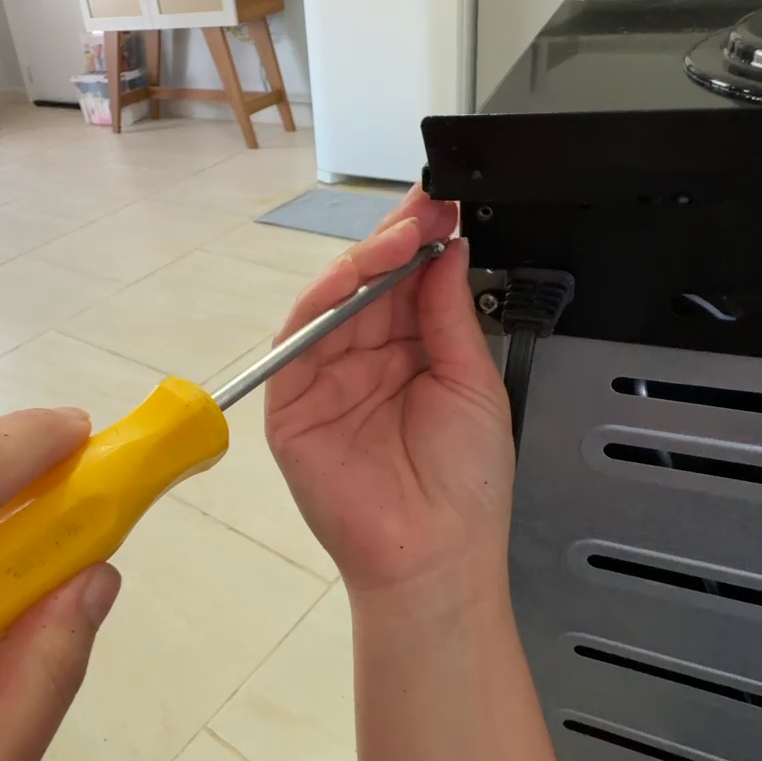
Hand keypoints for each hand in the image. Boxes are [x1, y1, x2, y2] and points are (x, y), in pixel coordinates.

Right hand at [265, 192, 512, 593]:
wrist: (433, 556)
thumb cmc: (464, 483)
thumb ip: (448, 316)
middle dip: (396, 239)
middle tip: (428, 205)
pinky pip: (300, 338)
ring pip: (330, 301)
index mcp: (406, 354)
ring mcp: (322, 377)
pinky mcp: (290, 400)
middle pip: (367, 284)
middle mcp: (361, 359)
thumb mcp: (471, 383)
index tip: (448, 204)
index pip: (404, 285)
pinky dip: (322, 300)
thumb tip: (448, 252)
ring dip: (363, 261)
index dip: (422, 244)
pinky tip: (355, 273)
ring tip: (403, 233)